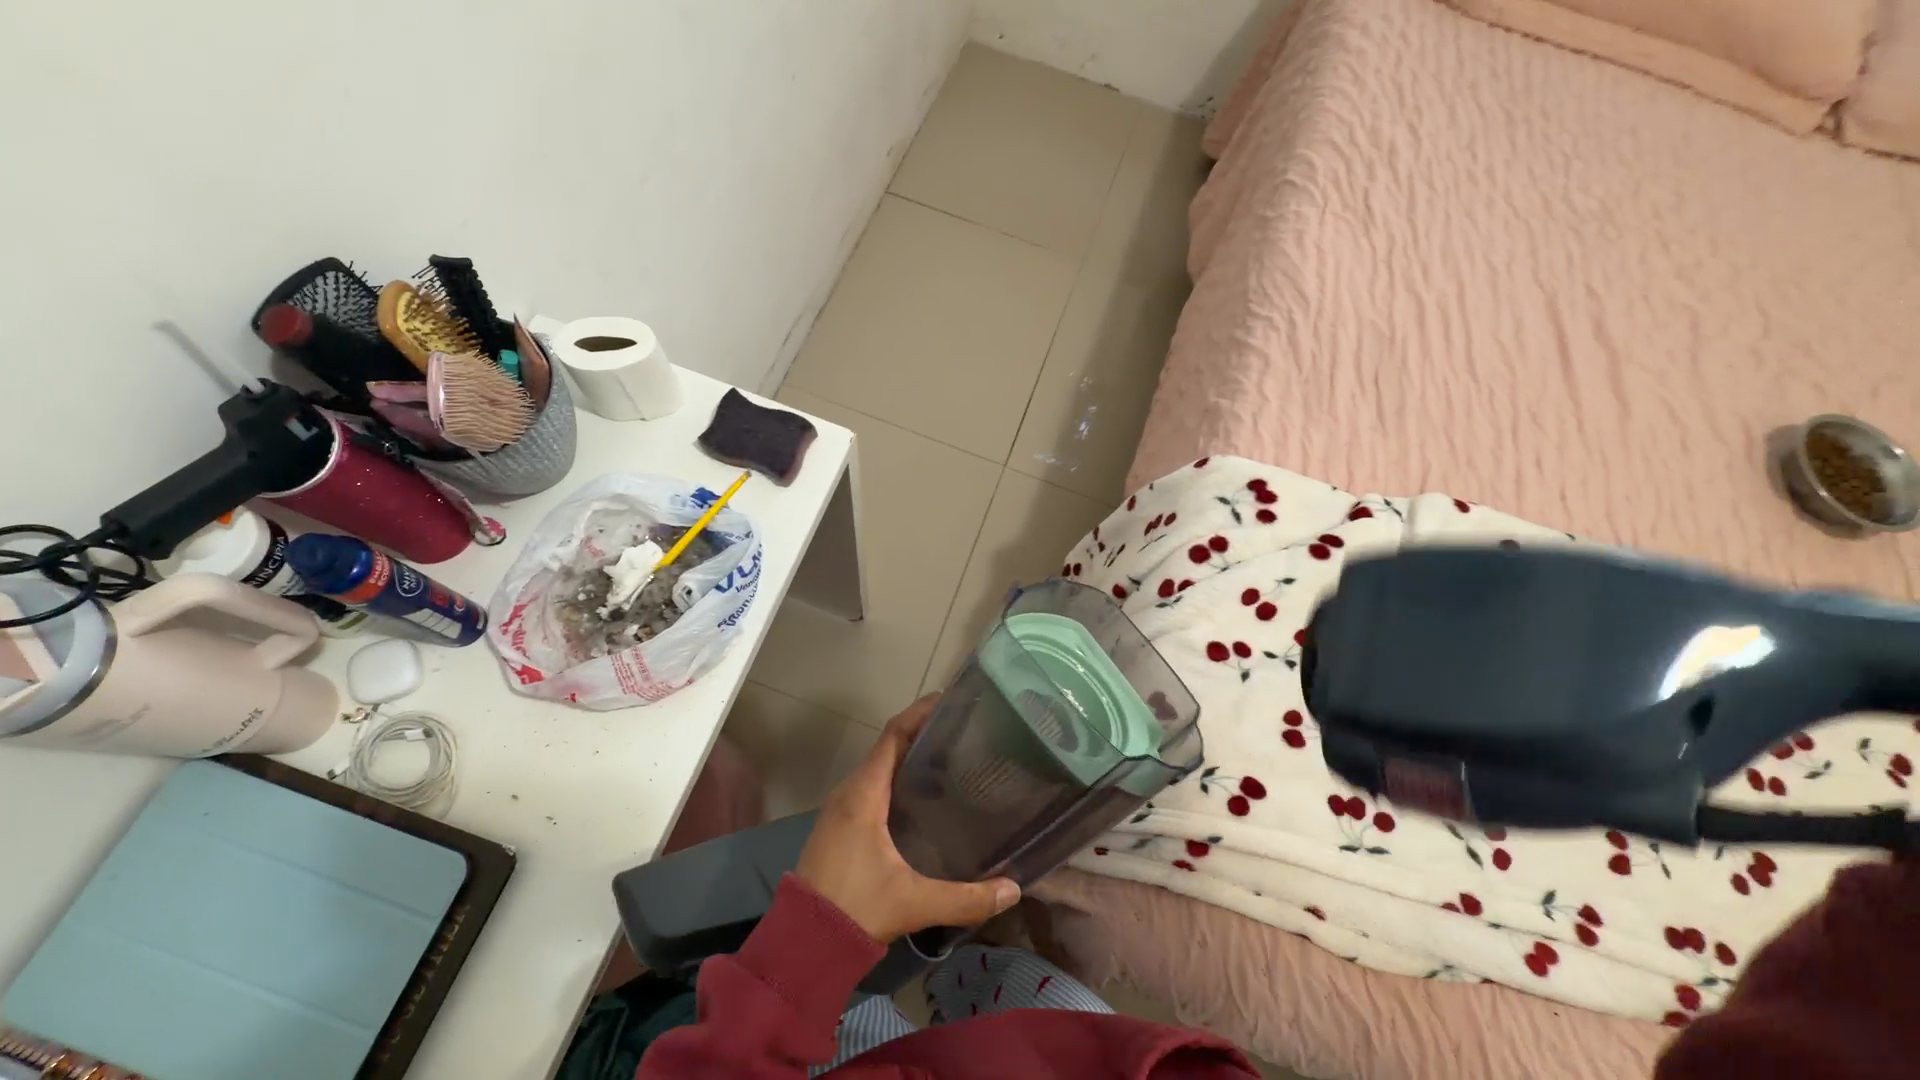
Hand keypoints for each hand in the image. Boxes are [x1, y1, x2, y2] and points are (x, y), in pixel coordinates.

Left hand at [796, 694, 1020, 942]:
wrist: (803, 942)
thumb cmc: (857, 909)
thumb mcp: (915, 902)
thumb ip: (966, 897)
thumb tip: (1013, 889)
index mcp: (863, 796)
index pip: (892, 737)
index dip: (918, 714)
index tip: (947, 701)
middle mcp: (848, 794)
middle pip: (886, 749)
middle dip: (920, 736)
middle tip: (960, 736)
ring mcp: (838, 811)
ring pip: (876, 771)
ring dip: (906, 762)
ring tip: (947, 765)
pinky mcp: (837, 828)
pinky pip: (868, 790)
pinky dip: (894, 783)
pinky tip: (919, 804)